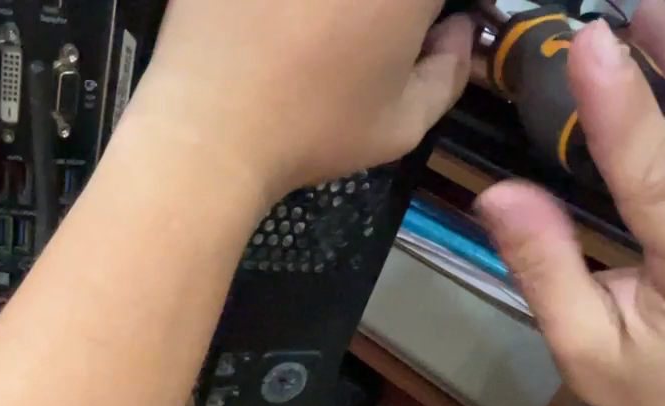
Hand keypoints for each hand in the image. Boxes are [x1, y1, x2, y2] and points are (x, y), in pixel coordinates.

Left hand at [121, 0, 473, 201]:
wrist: (210, 134)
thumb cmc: (311, 135)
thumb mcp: (400, 128)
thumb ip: (448, 73)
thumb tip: (454, 33)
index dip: (435, 11)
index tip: (425, 28)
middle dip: (381, 12)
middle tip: (363, 33)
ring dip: (328, 11)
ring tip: (310, 30)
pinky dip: (280, 7)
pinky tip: (273, 25)